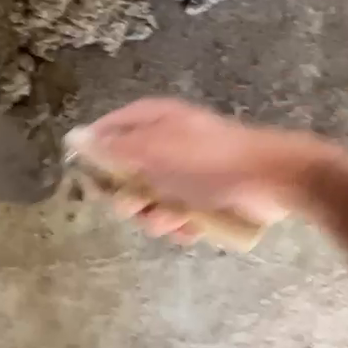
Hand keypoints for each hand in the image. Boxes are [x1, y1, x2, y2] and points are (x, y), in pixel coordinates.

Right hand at [66, 98, 336, 243]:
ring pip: (150, 201)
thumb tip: (73, 137)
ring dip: (156, 216)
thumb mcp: (154, 149)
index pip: (109, 130)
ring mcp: (186, 173)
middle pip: (125, 173)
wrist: (273, 180)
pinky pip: (176, 216)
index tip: (87, 174)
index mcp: (153, 121)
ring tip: (175, 218)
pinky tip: (193, 226)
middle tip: (137, 205)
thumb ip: (112, 146)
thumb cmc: (208, 159)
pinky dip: (181, 225)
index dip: (96, 151)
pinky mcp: (204, 198)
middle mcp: (166, 144)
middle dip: (128, 196)